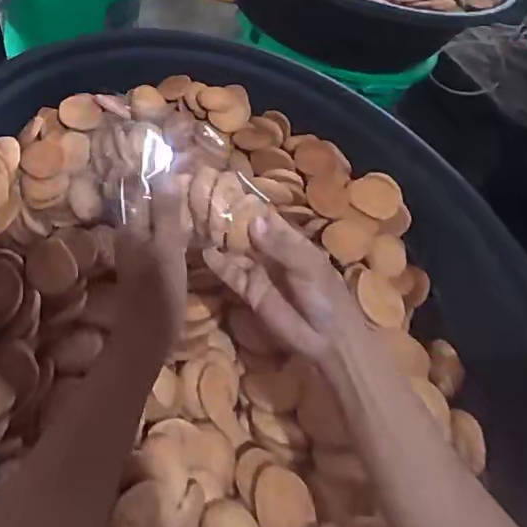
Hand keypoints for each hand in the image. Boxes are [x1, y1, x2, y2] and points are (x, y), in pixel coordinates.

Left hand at [114, 171, 190, 344]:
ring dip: (168, 205)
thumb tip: (165, 171)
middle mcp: (130, 233)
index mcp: (132, 225)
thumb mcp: (167, 248)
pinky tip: (186, 227)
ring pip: (153, 218)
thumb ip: (165, 211)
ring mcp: (136, 250)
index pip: (144, 186)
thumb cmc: (158, 292)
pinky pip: (158, 234)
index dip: (159, 171)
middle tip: (191, 172)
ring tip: (192, 194)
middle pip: (147, 201)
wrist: (146, 340)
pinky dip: (171, 225)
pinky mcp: (146, 265)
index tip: (180, 155)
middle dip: (164, 186)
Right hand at [203, 212, 367, 360]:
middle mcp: (270, 251)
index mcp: (289, 239)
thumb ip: (281, 245)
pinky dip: (218, 264)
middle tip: (203, 201)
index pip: (265, 215)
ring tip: (198, 223)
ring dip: (219, 238)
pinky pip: (231, 273)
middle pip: (245, 230)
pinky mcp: (249, 291)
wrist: (329, 340)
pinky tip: (204, 252)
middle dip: (228, 218)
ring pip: (235, 249)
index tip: (225, 186)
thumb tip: (254, 222)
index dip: (248, 203)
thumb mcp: (307, 265)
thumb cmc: (325, 295)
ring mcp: (259, 270)